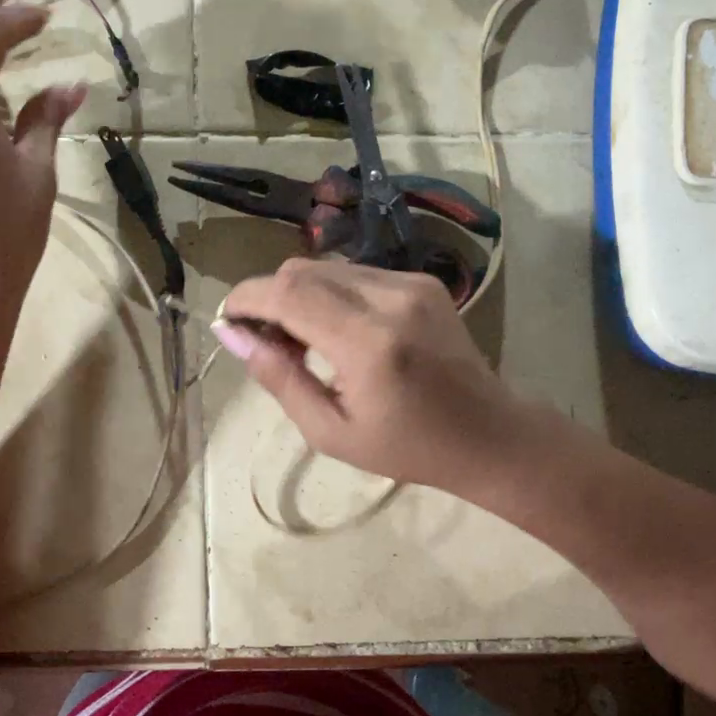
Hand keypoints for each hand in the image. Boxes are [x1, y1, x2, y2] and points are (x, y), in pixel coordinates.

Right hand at [214, 258, 529, 491]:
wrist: (489, 434)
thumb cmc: (405, 447)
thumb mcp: (329, 431)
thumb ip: (278, 378)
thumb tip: (232, 335)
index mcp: (369, 344)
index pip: (289, 293)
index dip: (247, 298)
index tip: (227, 320)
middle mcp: (392, 299)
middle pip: (302, 271)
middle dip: (269, 298)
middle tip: (266, 343)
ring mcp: (411, 284)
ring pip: (325, 267)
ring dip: (297, 296)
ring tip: (302, 343)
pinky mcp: (421, 281)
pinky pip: (353, 274)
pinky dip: (328, 295)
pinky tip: (335, 332)